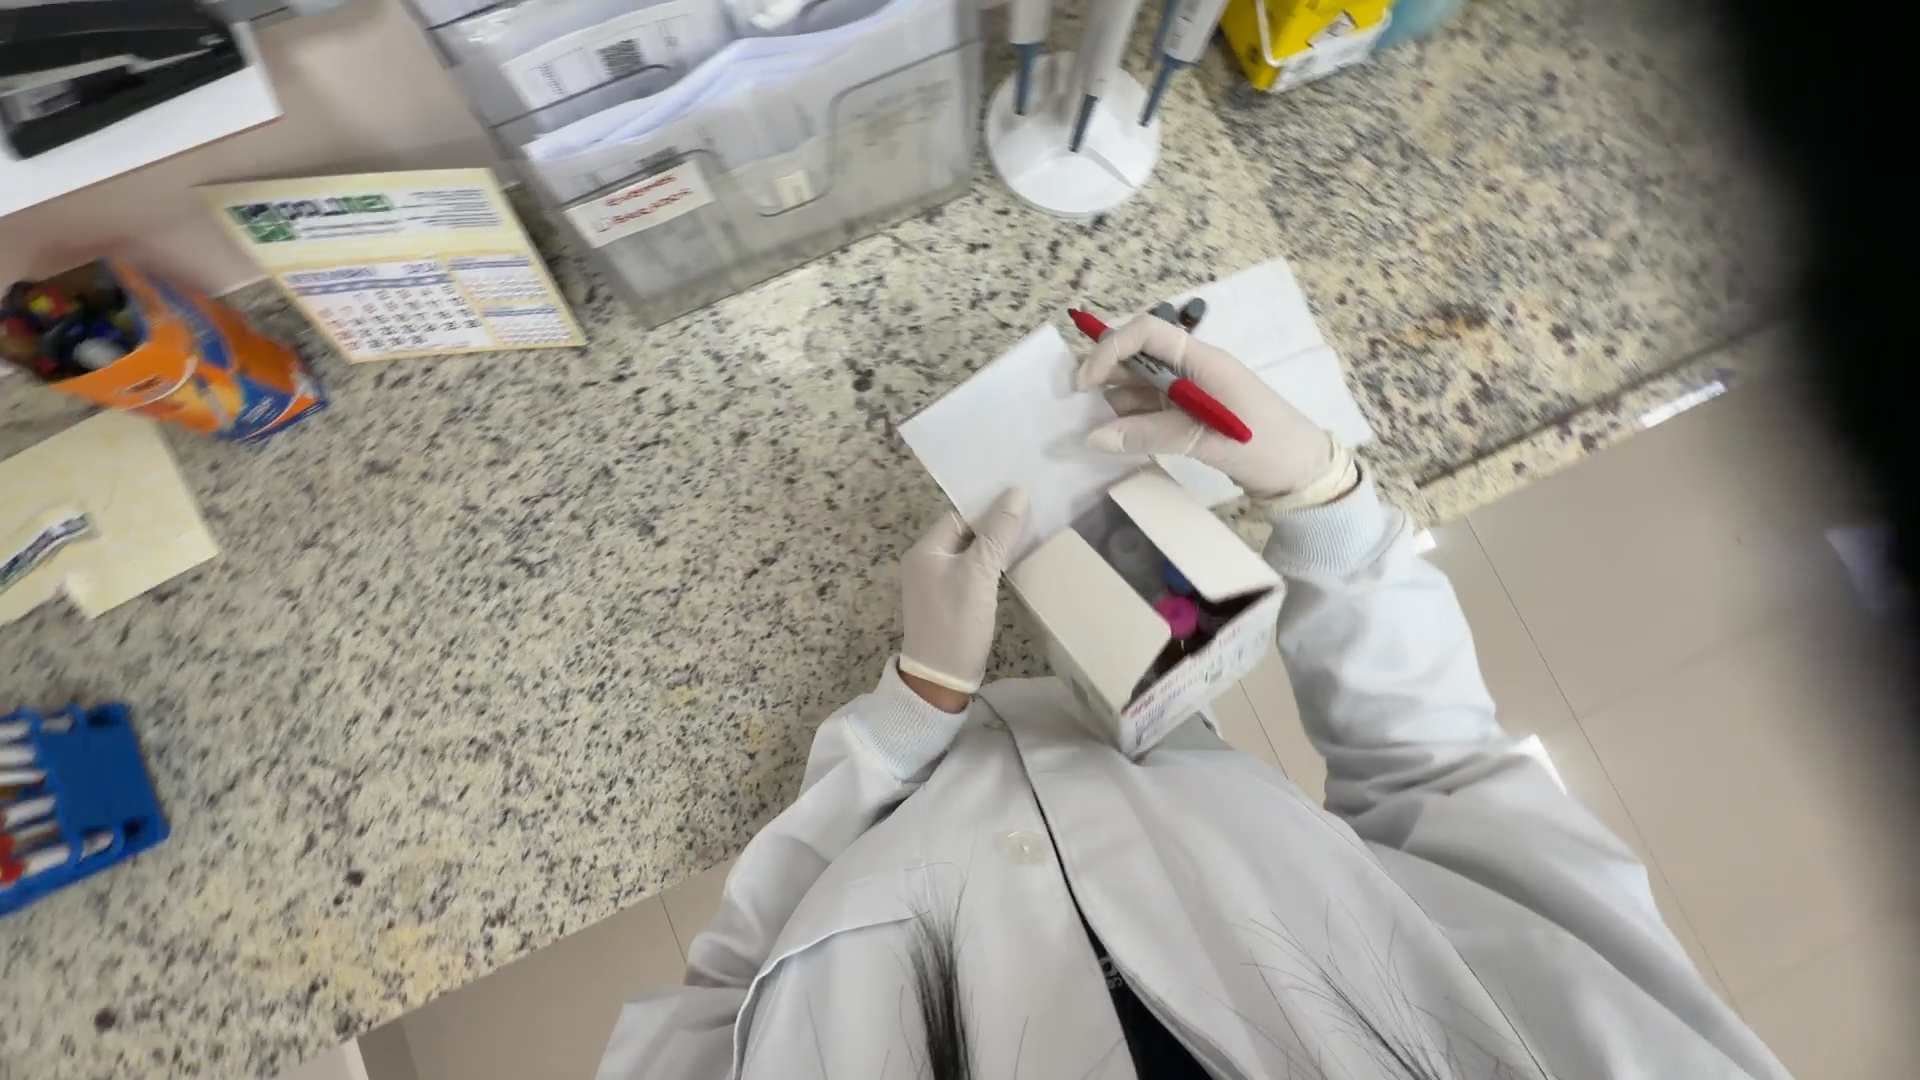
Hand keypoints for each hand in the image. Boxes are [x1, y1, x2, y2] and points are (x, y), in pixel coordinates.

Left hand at [899, 488, 1027, 709]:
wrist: (941, 679)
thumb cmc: (956, 622)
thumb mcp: (979, 573)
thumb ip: (998, 532)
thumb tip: (1016, 492)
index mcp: (925, 550)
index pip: (960, 516)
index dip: (989, 508)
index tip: (1022, 504)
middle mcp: (926, 563)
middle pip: (965, 534)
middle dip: (995, 527)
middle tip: (1032, 518)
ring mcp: (936, 584)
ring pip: (971, 554)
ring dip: (995, 548)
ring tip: (1029, 539)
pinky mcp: (949, 602)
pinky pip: (971, 574)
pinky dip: (990, 568)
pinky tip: (1013, 567)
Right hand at [1075, 315, 1352, 503]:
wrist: (1303, 473)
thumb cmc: (1266, 446)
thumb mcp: (1205, 439)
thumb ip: (1148, 435)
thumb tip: (1093, 437)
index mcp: (1202, 361)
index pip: (1146, 333)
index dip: (1110, 349)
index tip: (1085, 383)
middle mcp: (1191, 370)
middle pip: (1136, 356)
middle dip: (1102, 372)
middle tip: (1073, 403)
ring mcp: (1189, 393)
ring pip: (1138, 384)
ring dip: (1110, 399)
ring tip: (1084, 423)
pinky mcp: (1188, 416)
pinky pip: (1148, 409)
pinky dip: (1126, 419)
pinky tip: (1108, 436)